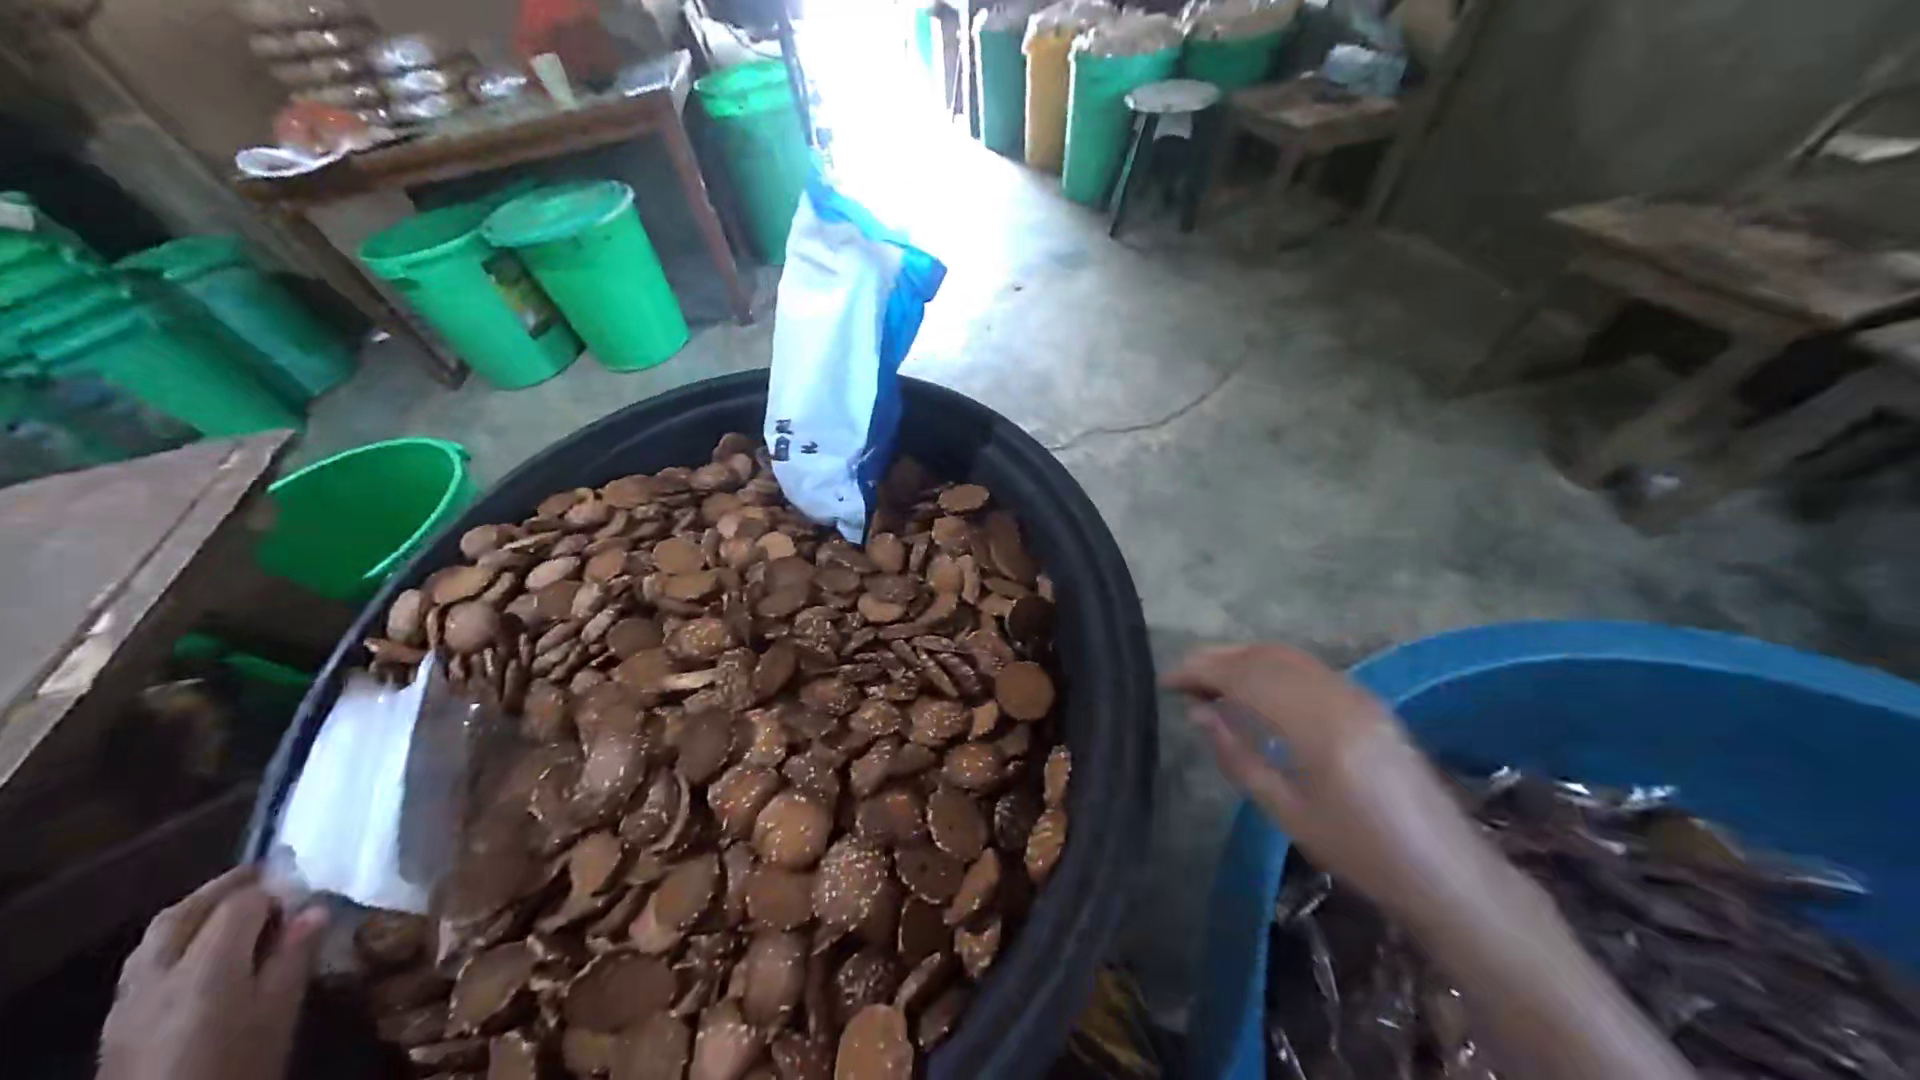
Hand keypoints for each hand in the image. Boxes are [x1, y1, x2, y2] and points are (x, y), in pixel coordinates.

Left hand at [99, 865, 328, 1079]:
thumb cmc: (238, 1066)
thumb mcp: (279, 1014)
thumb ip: (294, 956)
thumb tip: (314, 909)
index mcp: (205, 968)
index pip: (243, 903)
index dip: (277, 889)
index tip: (308, 887)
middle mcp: (158, 974)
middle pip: (183, 913)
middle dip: (225, 887)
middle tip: (267, 874)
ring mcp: (128, 1000)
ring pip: (157, 936)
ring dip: (196, 911)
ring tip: (235, 907)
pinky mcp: (117, 1022)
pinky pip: (146, 962)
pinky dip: (178, 939)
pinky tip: (204, 952)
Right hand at [1166, 644, 1496, 918]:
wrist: (1446, 872)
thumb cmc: (1360, 853)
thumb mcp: (1287, 813)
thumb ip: (1238, 757)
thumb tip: (1197, 714)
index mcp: (1317, 728)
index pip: (1245, 678)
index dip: (1200, 672)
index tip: (1166, 681)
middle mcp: (1338, 697)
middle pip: (1264, 657)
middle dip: (1216, 659)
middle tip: (1180, 677)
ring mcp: (1357, 694)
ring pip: (1286, 656)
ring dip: (1241, 658)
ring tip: (1207, 678)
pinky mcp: (1366, 701)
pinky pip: (1307, 667)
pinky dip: (1269, 665)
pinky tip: (1252, 686)